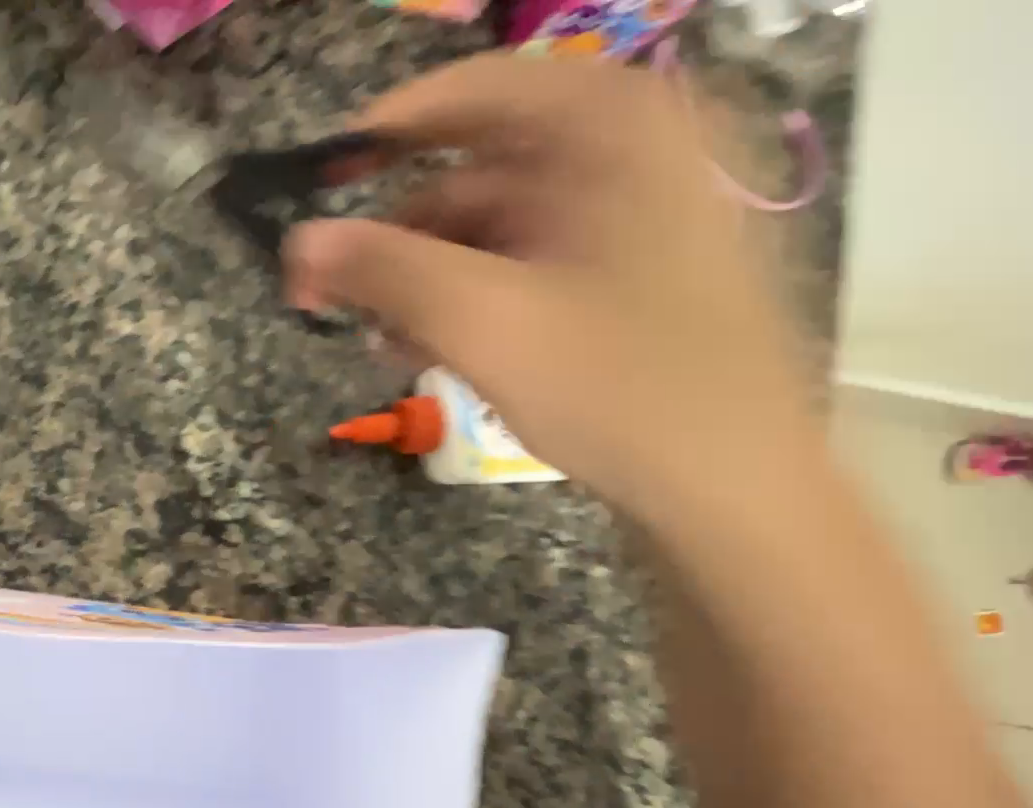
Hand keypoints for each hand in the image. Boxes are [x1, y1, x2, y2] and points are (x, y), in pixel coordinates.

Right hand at [283, 55, 819, 515]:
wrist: (735, 492)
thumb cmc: (621, 390)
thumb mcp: (486, 323)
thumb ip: (383, 270)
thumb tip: (297, 242)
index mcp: (619, 132)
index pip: (481, 89)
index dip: (390, 128)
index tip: (322, 178)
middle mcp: (632, 158)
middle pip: (481, 167)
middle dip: (398, 232)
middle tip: (329, 287)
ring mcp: (633, 224)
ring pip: (495, 228)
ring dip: (423, 278)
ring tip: (374, 336)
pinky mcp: (626, 282)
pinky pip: (523, 269)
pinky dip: (465, 302)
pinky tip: (422, 349)